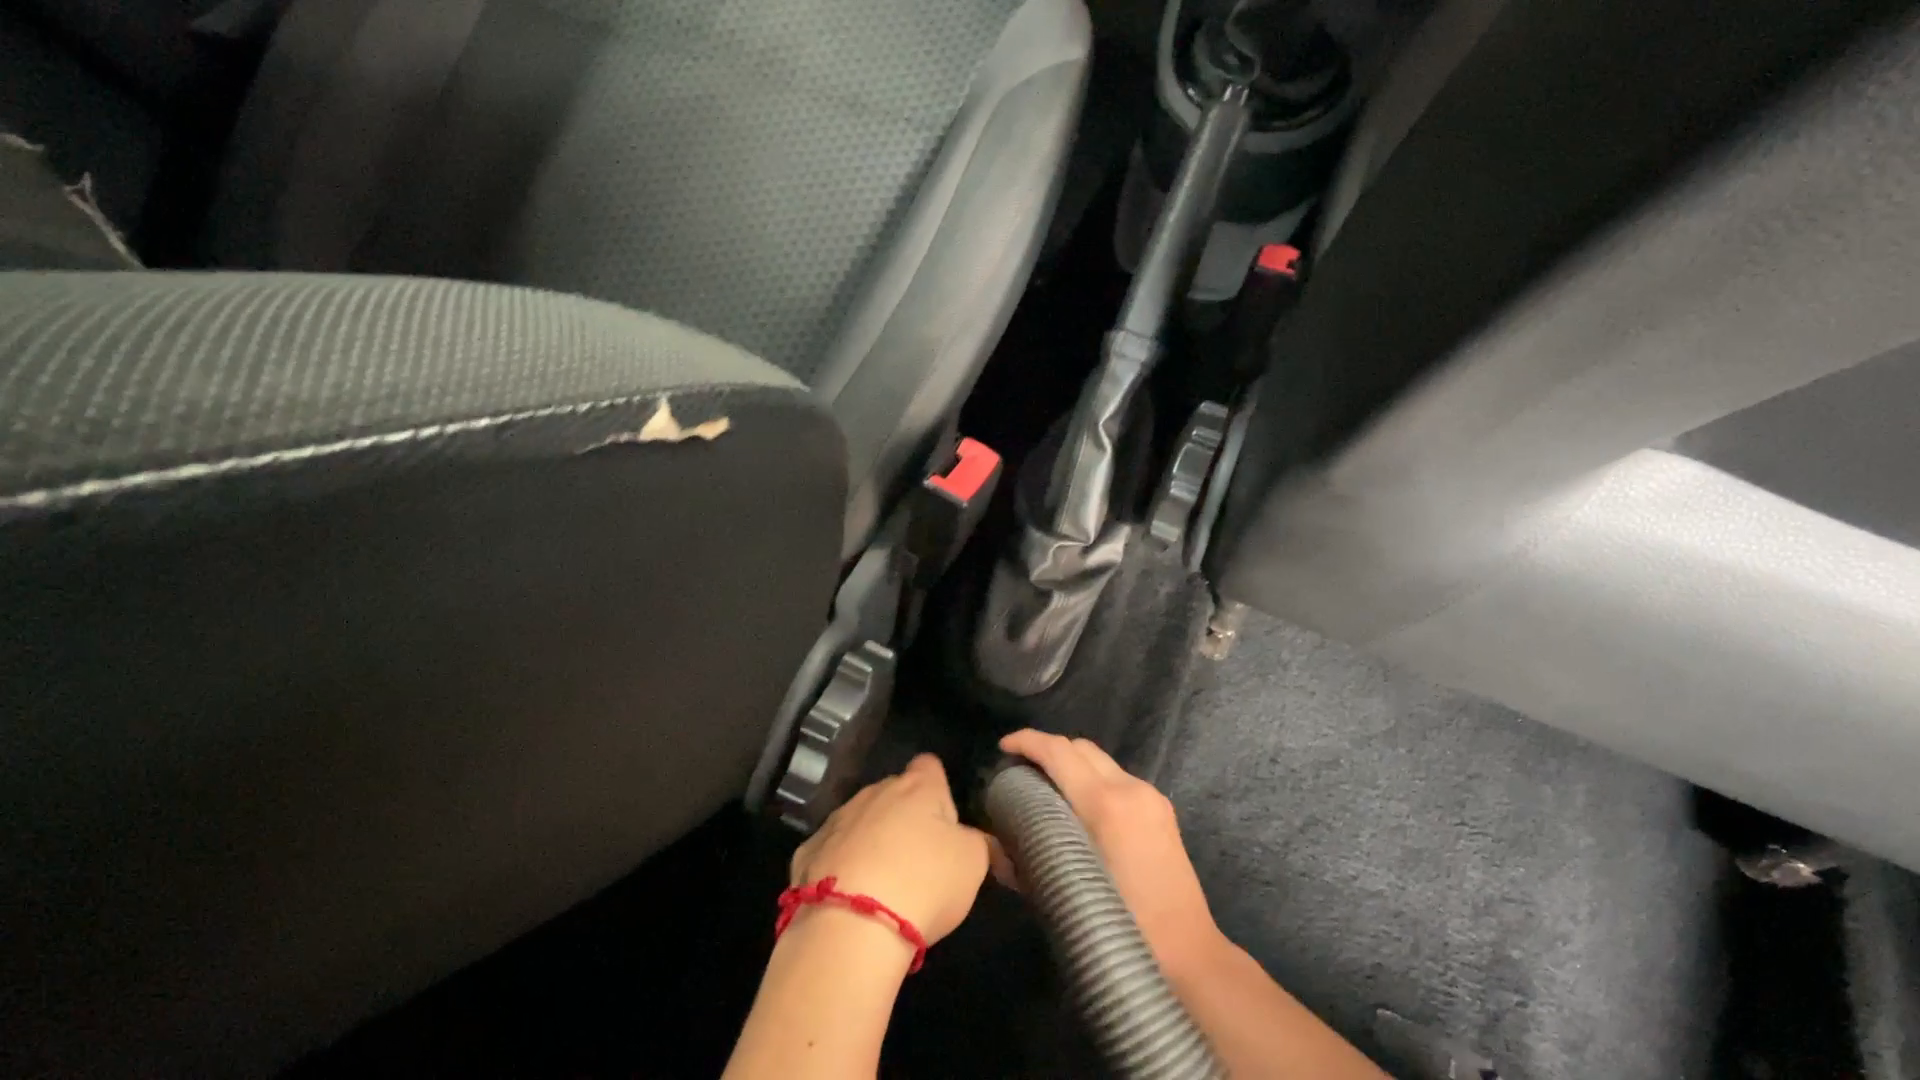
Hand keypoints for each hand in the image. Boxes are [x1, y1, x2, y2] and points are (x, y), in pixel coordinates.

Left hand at [789, 754, 990, 945]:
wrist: (851, 926)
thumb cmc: (924, 883)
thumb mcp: (973, 863)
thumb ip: (976, 841)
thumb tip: (969, 837)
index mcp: (917, 788)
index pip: (930, 766)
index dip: (939, 786)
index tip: (944, 816)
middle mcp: (873, 793)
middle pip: (893, 794)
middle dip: (904, 817)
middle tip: (920, 858)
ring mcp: (835, 821)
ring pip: (860, 821)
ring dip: (871, 841)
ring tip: (884, 882)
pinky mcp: (807, 854)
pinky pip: (831, 852)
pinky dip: (841, 867)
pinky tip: (849, 896)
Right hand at [997, 730, 1224, 977]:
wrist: (1186, 951)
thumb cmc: (1119, 927)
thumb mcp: (1060, 895)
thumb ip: (1020, 864)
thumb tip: (992, 846)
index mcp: (1105, 803)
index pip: (1059, 751)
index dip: (1027, 741)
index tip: (1003, 747)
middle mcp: (1131, 788)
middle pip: (1081, 747)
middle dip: (1047, 750)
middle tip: (1020, 769)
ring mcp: (1151, 797)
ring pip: (1101, 762)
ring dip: (1071, 766)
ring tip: (1045, 789)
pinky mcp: (1162, 810)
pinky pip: (1117, 780)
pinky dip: (1091, 782)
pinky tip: (1077, 810)